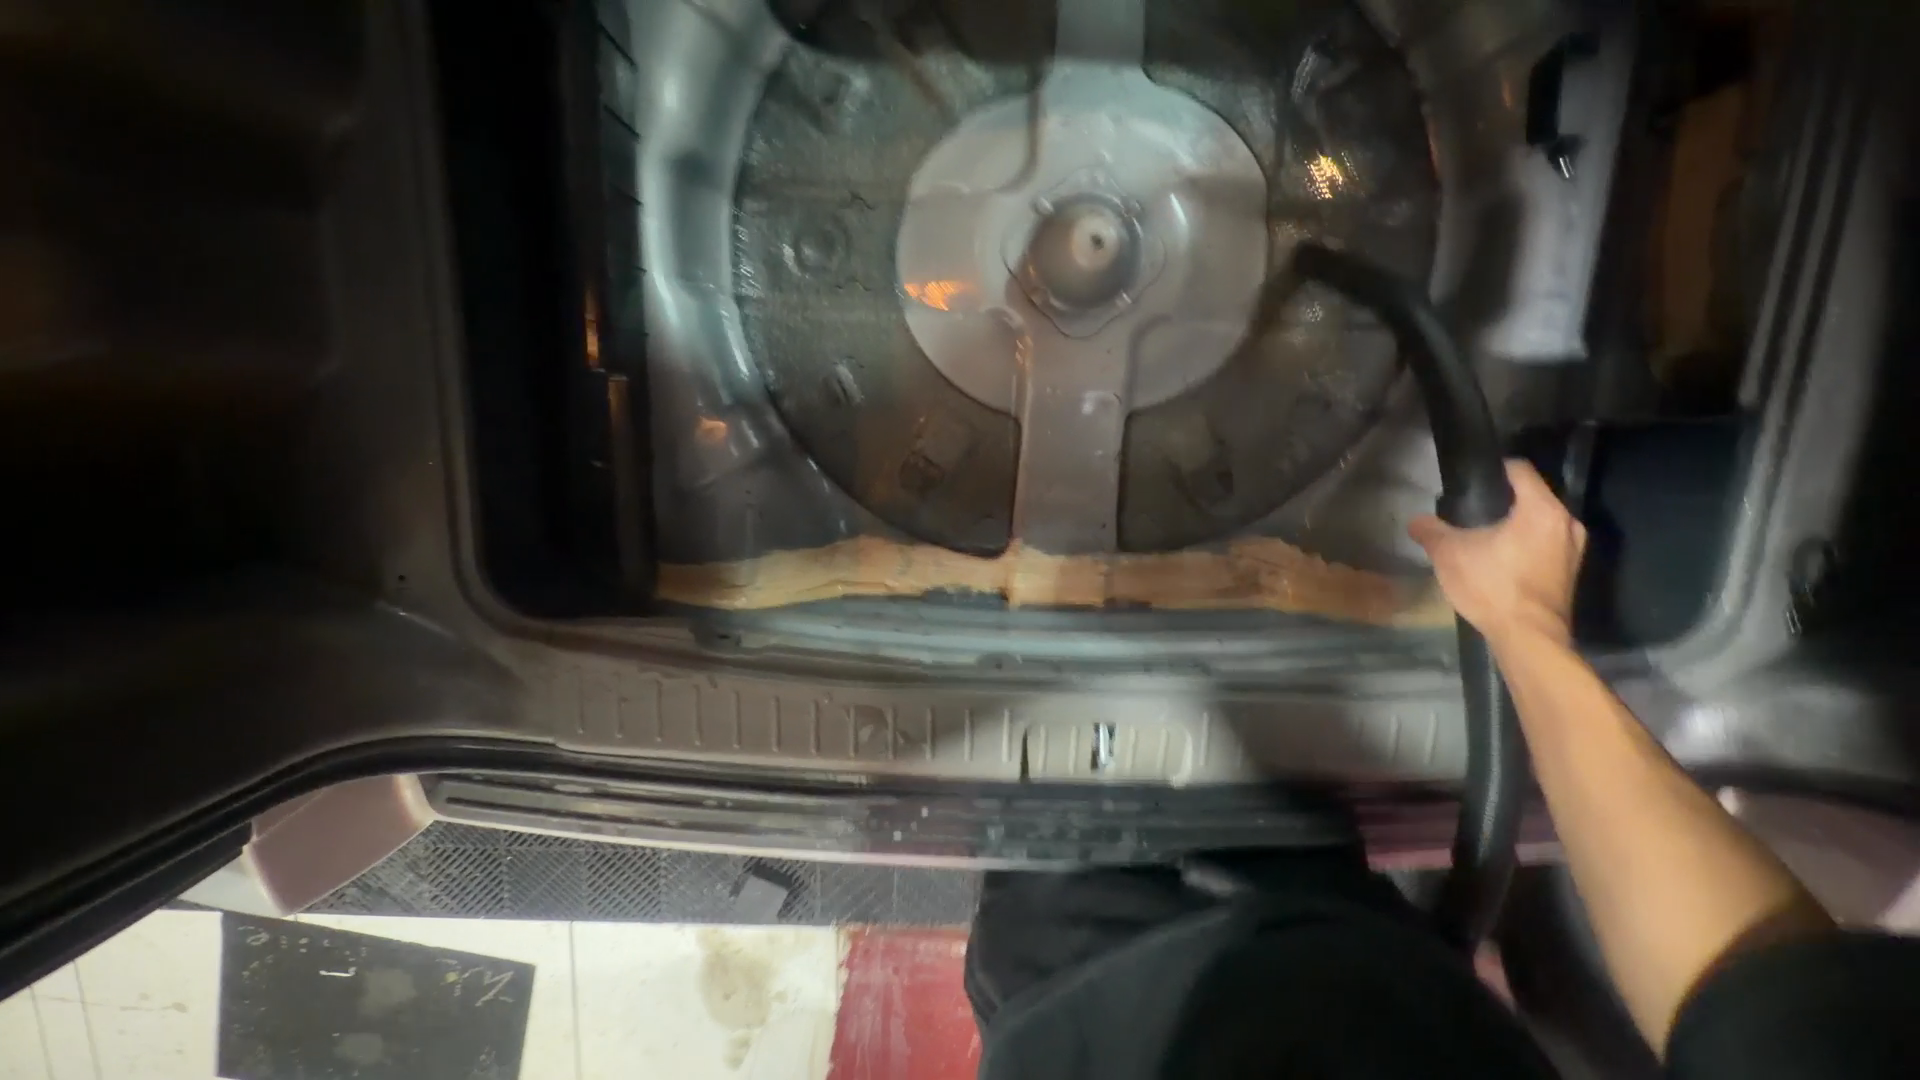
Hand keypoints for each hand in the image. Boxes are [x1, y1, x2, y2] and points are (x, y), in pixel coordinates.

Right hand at [1408, 459, 1586, 647]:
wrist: (1527, 636)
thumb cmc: (1492, 585)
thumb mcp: (1449, 554)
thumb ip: (1431, 531)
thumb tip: (1416, 521)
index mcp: (1541, 509)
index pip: (1521, 471)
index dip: (1495, 469)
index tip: (1473, 477)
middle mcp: (1566, 522)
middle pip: (1533, 497)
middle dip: (1504, 500)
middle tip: (1473, 510)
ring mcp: (1574, 549)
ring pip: (1541, 522)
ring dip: (1517, 524)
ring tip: (1486, 535)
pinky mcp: (1571, 572)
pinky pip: (1547, 544)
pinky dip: (1527, 545)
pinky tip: (1502, 559)